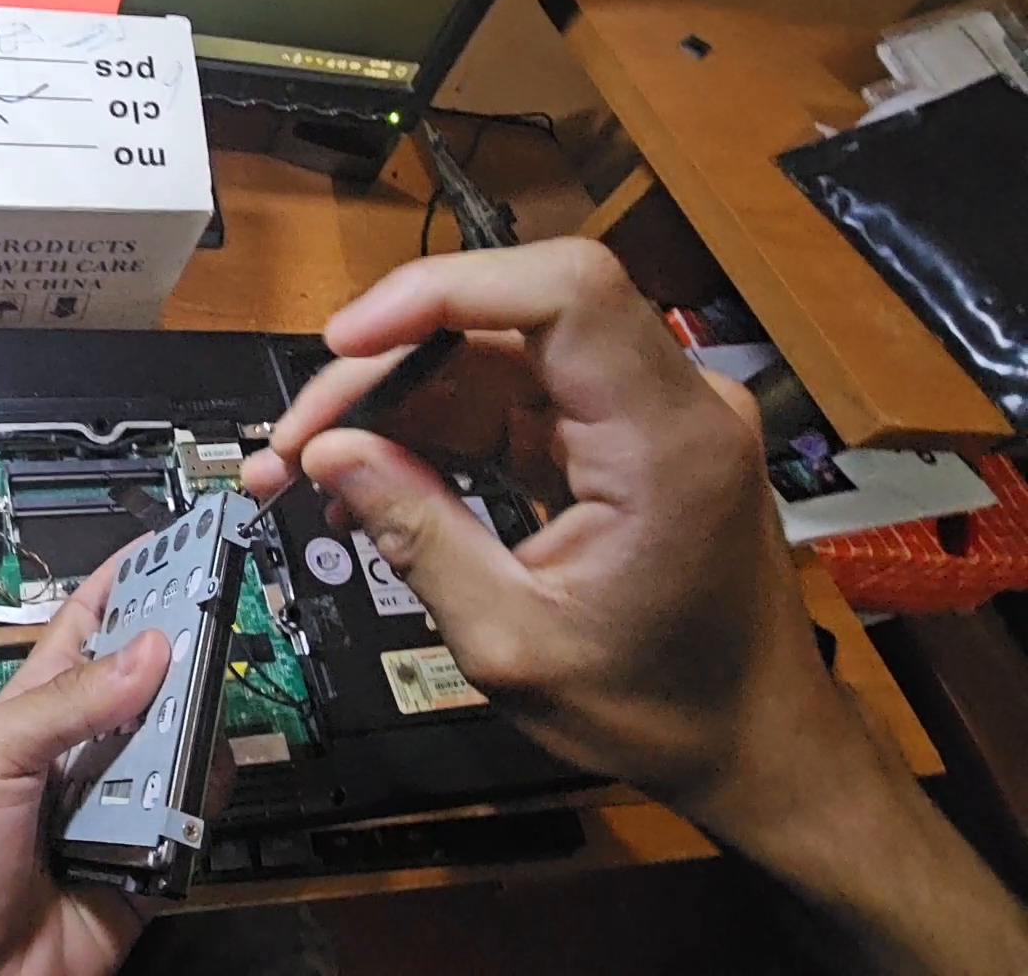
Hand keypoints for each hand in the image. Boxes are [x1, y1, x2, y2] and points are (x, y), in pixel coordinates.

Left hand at [0, 551, 171, 975]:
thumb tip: (145, 652)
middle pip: (148, 669)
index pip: (91, 618)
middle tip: (211, 615)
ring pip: (179, 732)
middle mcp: (87, 738)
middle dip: (180, 639)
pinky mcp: (148, 845)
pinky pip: (194, 806)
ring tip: (198, 703)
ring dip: (192, 719)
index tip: (174, 543)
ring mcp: (119, 790)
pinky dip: (206, 790)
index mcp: (40, 702)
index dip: (129, 576)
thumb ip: (66, 702)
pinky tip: (202, 776)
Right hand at [245, 239, 837, 821]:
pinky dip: (408, 439)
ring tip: (299, 469)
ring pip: (465, 368)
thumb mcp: (511, 639)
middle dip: (371, 378)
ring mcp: (615, 415)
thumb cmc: (655, 708)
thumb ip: (415, 535)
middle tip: (289, 444)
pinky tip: (358, 483)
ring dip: (374, 413)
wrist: (745, 743)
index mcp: (663, 441)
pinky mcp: (584, 438)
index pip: (561, 293)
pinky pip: (478, 410)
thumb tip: (325, 452)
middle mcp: (651, 402)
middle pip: (484, 331)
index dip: (439, 293)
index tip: (341, 342)